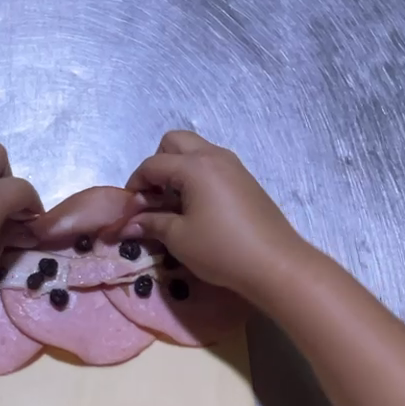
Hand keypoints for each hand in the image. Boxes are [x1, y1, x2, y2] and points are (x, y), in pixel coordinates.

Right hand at [121, 130, 311, 297]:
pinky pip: (212, 164)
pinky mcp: (244, 178)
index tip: (131, 208)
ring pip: (196, 150)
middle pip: (174, 142)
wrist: (275, 263)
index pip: (153, 164)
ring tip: (175, 204)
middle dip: (158, 164)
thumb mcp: (179, 238)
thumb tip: (129, 223)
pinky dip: (197, 176)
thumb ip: (151, 223)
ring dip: (178, 169)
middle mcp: (214, 156)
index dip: (135, 184)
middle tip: (155, 196)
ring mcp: (233, 165)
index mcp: (194, 166)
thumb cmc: (222, 249)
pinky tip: (198, 208)